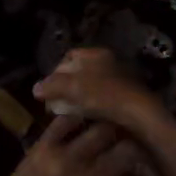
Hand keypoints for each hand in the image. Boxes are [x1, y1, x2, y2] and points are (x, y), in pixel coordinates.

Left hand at [0, 116, 155, 175]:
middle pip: (128, 152)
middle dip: (138, 151)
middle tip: (138, 149)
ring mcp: (67, 158)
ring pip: (101, 130)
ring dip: (112, 130)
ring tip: (116, 129)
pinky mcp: (45, 145)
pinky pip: (65, 122)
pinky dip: (77, 118)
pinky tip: (85, 119)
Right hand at [32, 48, 170, 137]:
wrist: (140, 117)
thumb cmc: (104, 95)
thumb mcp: (72, 87)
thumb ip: (51, 85)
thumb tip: (35, 89)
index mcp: (97, 54)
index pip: (69, 57)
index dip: (55, 72)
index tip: (48, 89)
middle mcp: (109, 63)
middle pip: (78, 73)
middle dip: (65, 88)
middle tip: (55, 104)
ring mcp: (118, 81)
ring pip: (89, 88)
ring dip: (77, 100)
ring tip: (68, 115)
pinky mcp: (125, 99)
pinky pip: (101, 101)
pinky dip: (90, 109)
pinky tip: (85, 120)